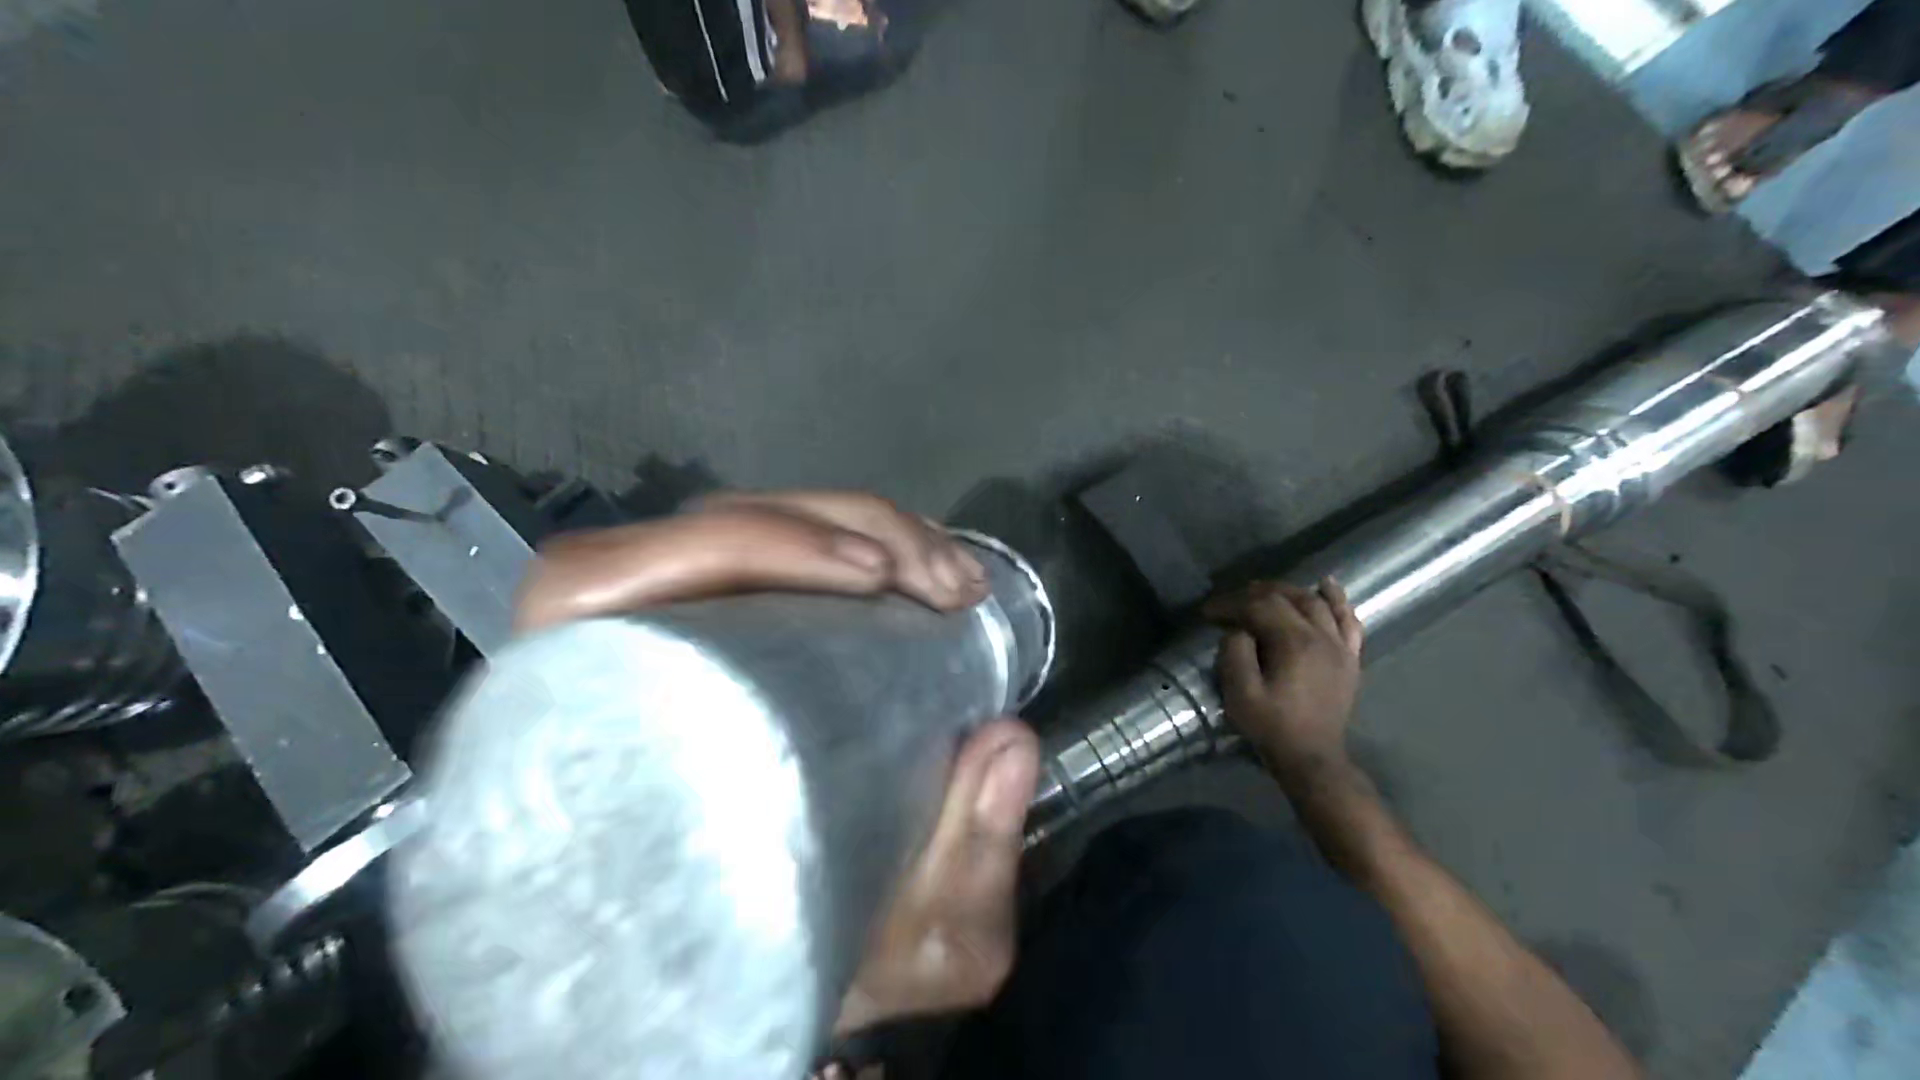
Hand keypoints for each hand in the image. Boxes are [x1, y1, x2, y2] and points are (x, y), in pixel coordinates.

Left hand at [511, 491, 1035, 1033]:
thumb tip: (1011, 742)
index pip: (599, 582)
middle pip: (701, 531)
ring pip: (745, 521)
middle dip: (834, 528)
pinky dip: (850, 532)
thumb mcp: (895, 948)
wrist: (783, 968)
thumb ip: (957, 871)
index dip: (731, 546)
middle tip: (937, 579)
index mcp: (593, 735)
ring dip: (857, 523)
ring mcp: (677, 634)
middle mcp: (621, 665)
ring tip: (947, 574)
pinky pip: (775, 544)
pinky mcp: (731, 624)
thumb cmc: (798, 961)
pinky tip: (919, 564)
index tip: (869, 579)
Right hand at [1205, 578, 1364, 781]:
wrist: (1312, 758)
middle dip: (1255, 593)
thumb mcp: (1240, 694)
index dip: (1229, 603)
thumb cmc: (1272, 727)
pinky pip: (1347, 620)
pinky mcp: (1349, 658)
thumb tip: (1237, 629)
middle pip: (1289, 597)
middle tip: (1229, 601)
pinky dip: (1337, 599)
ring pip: (1317, 602)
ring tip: (1265, 590)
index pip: (1259, 606)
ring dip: (1289, 590)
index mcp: (1295, 642)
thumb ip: (1235, 653)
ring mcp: (1340, 646)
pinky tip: (1326, 585)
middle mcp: (1322, 636)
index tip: (1206, 612)